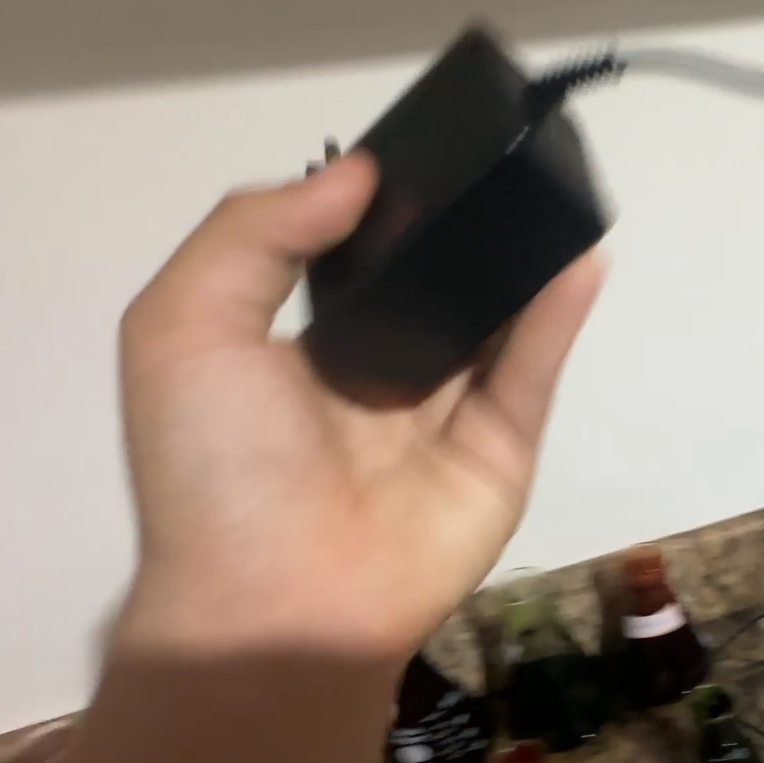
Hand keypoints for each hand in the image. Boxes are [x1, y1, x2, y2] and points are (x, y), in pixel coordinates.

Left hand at [113, 155, 601, 662]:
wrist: (287, 599)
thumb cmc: (220, 468)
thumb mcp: (185, 329)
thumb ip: (255, 235)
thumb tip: (356, 175)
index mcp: (311, 354)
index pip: (363, 272)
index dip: (391, 218)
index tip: (425, 162)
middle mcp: (388, 380)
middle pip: (442, 296)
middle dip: (469, 242)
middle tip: (501, 174)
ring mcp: (454, 417)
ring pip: (498, 329)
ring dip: (526, 271)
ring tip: (551, 203)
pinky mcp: (506, 448)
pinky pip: (532, 373)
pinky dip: (558, 319)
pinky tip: (578, 263)